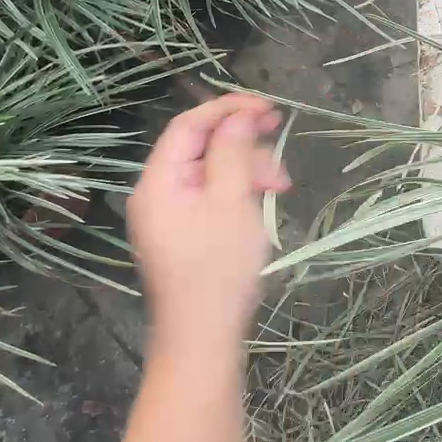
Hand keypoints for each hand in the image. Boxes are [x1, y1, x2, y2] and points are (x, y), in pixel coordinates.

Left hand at [126, 93, 289, 358]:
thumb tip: (241, 114)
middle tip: (282, 142)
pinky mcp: (187, 229)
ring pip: (215, 167)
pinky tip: (265, 200)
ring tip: (281, 188)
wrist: (204, 334)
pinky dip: (243, 188)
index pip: (189, 124)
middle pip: (203, 144)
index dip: (229, 107)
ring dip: (251, 167)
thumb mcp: (233, 201)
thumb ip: (234, 152)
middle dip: (246, 142)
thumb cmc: (219, 265)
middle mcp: (158, 192)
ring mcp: (172, 212)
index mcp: (158, 182)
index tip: (271, 107)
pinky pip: (215, 191)